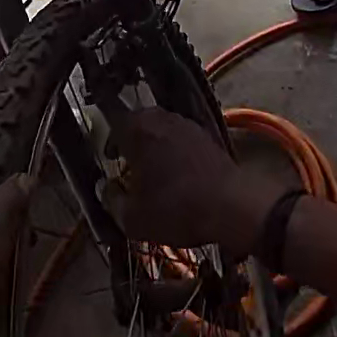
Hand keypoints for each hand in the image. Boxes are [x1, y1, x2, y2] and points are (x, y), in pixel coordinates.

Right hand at [109, 108, 284, 255]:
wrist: (230, 205)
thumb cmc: (175, 208)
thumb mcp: (133, 218)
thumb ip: (112, 200)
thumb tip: (106, 189)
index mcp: (138, 130)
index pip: (113, 122)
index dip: (108, 140)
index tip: (109, 158)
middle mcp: (161, 118)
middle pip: (138, 122)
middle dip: (131, 140)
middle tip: (128, 164)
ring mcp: (185, 123)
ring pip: (161, 127)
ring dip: (154, 143)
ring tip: (153, 170)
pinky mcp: (205, 133)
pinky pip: (180, 136)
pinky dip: (174, 149)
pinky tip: (177, 172)